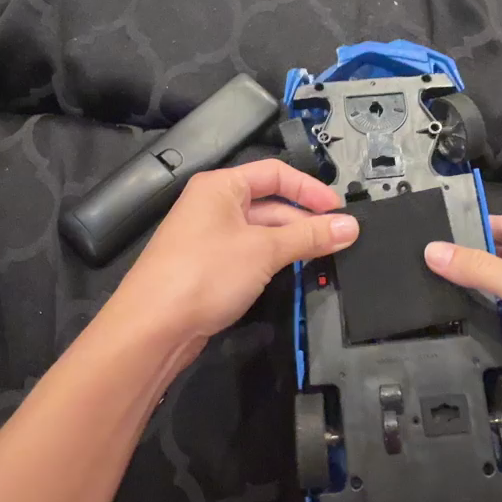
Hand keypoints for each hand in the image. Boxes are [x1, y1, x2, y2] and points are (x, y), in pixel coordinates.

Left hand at [109, 159, 359, 349]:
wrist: (151, 329)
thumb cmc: (204, 274)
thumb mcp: (264, 250)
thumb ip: (310, 237)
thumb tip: (350, 226)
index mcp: (221, 186)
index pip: (276, 173)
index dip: (310, 189)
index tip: (339, 210)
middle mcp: (213, 204)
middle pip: (270, 202)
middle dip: (305, 219)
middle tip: (340, 239)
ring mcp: (209, 237)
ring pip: (261, 230)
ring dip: (292, 241)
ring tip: (325, 256)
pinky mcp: (208, 267)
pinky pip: (249, 253)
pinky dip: (273, 258)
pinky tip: (294, 271)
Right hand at [425, 216, 501, 428]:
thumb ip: (479, 269)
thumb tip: (430, 250)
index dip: (473, 224)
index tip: (432, 227)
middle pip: (496, 267)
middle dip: (464, 266)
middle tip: (416, 268)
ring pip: (495, 306)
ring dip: (469, 305)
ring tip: (422, 301)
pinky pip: (501, 340)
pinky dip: (481, 340)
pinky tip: (448, 339)